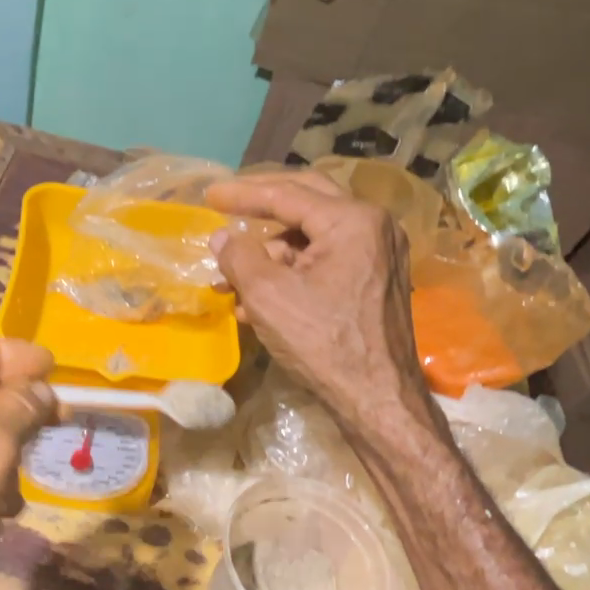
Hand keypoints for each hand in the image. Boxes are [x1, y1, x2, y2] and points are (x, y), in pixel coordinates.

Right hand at [206, 172, 427, 432]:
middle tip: (227, 204)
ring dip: (272, 248)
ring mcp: (379, 254)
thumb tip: (222, 237)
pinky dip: (292, 269)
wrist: (376, 395)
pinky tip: (259, 294)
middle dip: (262, 206)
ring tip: (233, 270)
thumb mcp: (268, 295)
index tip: (210, 195)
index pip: (287, 194)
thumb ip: (239, 256)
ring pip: (314, 235)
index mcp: (352, 221)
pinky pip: (327, 259)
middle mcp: (373, 227)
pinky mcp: (375, 280)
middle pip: (306, 201)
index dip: (243, 194)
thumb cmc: (321, 341)